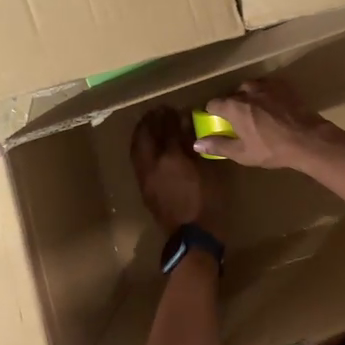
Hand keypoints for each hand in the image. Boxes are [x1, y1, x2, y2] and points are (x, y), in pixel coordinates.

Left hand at [130, 107, 212, 231]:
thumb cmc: (207, 201)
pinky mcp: (143, 188)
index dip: (170, 116)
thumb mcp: (207, 170)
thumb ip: (193, 145)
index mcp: (171, 157)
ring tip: (148, 124)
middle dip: (150, 121)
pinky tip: (147, 145)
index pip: (167, 128)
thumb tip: (185, 124)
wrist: (192, 236)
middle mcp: (153, 163)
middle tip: (157, 111)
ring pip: (136, 147)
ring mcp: (145, 177)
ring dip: (141, 133)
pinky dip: (140, 147)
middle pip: (145, 135)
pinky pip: (137, 160)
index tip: (173, 108)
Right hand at [195, 78, 344, 168]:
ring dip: (250, 97)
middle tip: (241, 121)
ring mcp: (266, 85)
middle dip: (234, 105)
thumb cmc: (271, 149)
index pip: (214, 103)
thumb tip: (197, 143)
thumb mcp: (242, 153)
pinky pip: (267, 86)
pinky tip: (273, 106)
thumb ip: (219, 145)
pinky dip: (266, 93)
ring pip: (250, 87)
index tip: (217, 121)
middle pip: (233, 94)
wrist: (306, 138)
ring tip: (257, 112)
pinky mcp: (282, 84)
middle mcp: (247, 91)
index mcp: (234, 106)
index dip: (213, 112)